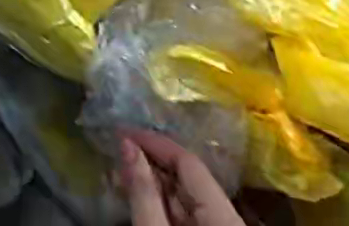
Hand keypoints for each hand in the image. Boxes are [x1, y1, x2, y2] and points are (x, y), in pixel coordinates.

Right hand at [117, 130, 245, 225]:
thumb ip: (143, 192)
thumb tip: (127, 144)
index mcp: (223, 214)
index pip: (188, 161)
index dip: (154, 142)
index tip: (122, 132)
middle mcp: (230, 216)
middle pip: (188, 178)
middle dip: (151, 162)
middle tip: (118, 151)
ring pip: (188, 197)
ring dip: (155, 183)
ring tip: (124, 172)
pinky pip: (190, 215)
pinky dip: (164, 204)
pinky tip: (142, 198)